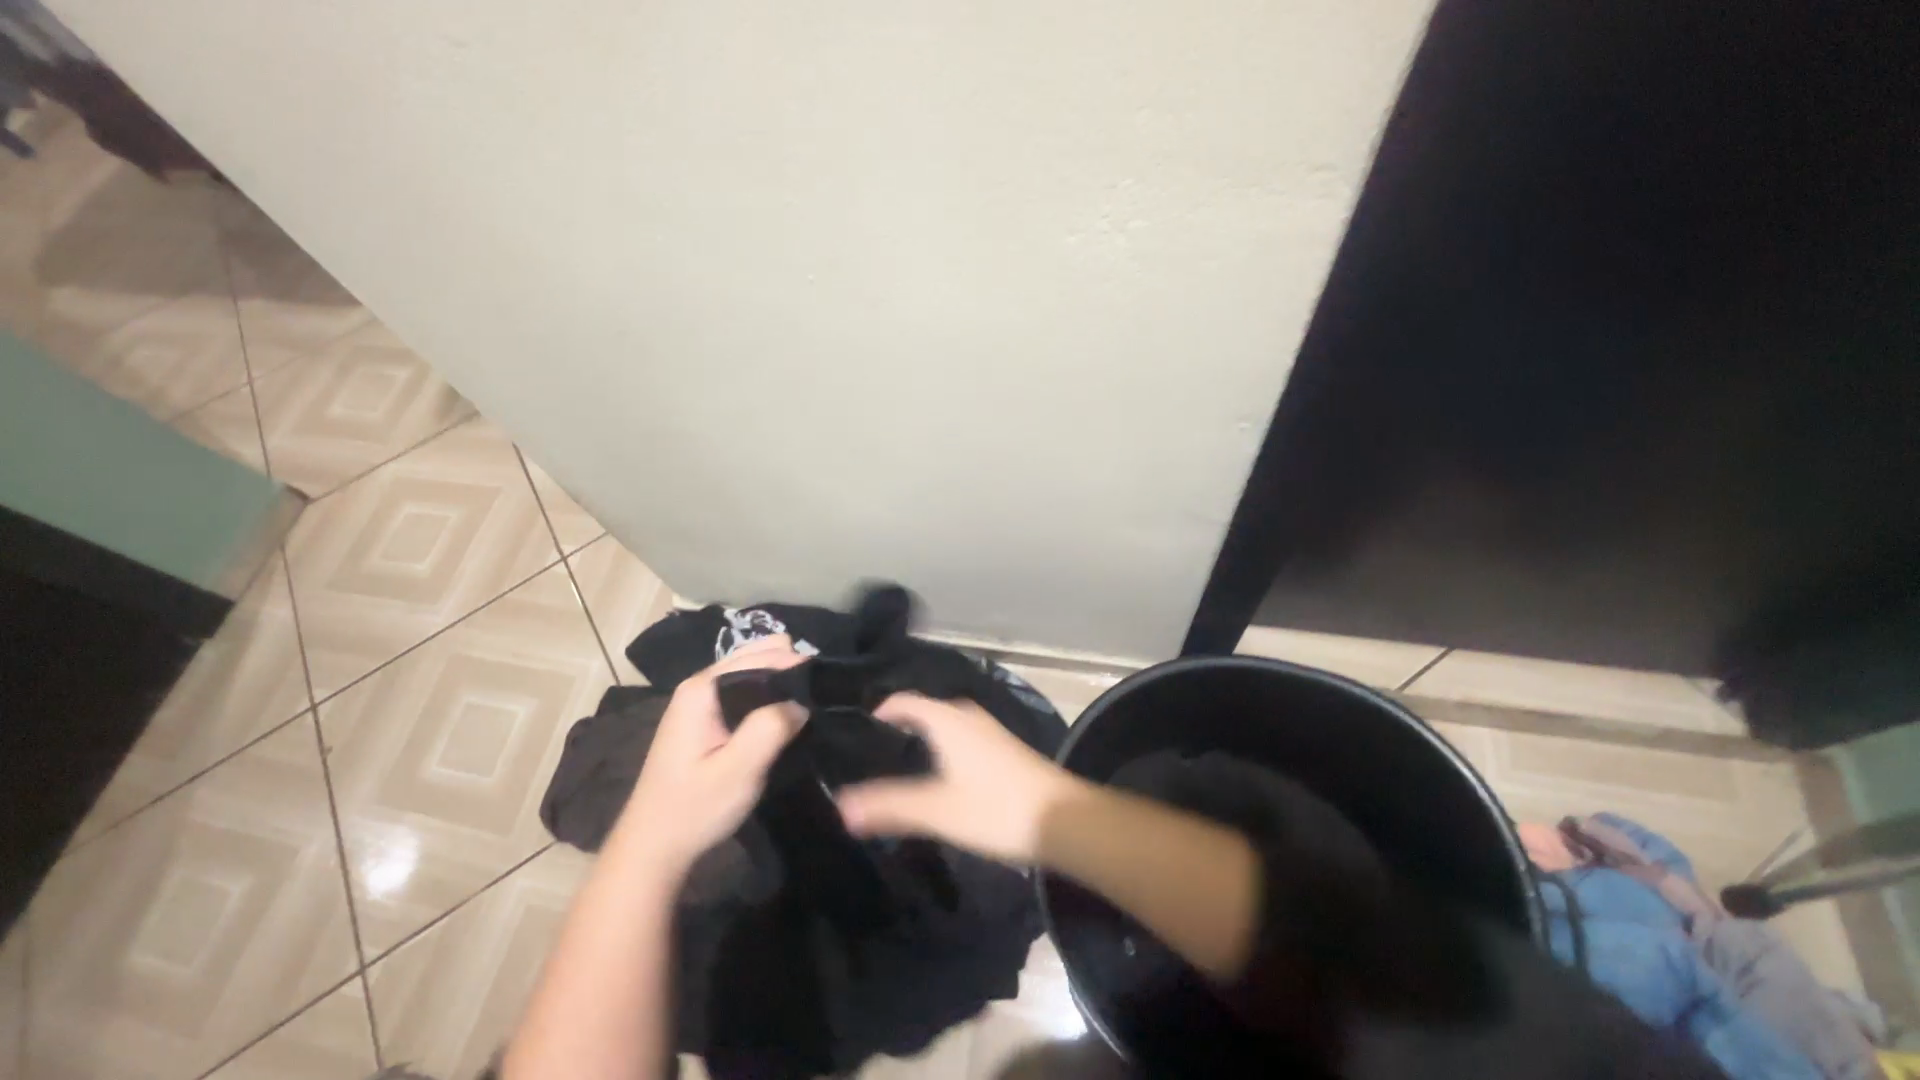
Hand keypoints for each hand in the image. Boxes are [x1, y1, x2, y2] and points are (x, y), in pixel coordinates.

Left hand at [617, 636, 808, 877]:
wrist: (655, 846)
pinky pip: (743, 694)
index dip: (794, 663)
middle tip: (822, 692)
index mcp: (702, 689)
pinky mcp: (705, 722)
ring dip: (779, 682)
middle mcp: (698, 686)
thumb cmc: (695, 808)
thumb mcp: (739, 770)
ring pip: (749, 675)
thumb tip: (801, 702)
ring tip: (812, 701)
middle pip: (753, 657)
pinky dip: (767, 696)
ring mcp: (699, 703)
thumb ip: (770, 728)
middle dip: (787, 667)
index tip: (827, 681)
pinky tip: (788, 714)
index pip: (759, 655)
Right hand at [835, 692, 1087, 863]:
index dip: (876, 712)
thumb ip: (888, 806)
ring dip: (919, 740)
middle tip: (865, 753)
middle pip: (922, 712)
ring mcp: (988, 733)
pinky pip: (959, 741)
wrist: (1066, 821)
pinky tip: (934, 779)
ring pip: (942, 727)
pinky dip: (939, 752)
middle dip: (894, 728)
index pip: (901, 701)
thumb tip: (840, 806)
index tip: (850, 731)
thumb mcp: (936, 810)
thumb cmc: (996, 808)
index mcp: (947, 718)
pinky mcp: (1003, 753)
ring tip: (892, 767)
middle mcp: (967, 716)